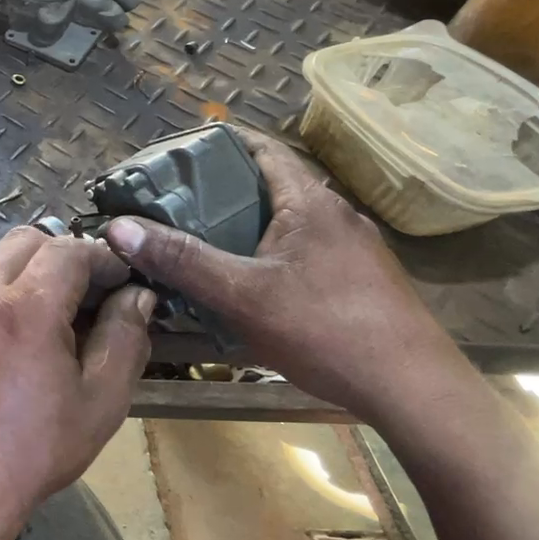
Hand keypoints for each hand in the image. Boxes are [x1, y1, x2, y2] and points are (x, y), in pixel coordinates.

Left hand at [0, 228, 153, 534]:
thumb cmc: (36, 446)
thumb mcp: (100, 400)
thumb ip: (124, 338)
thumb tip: (138, 296)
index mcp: (23, 306)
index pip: (69, 250)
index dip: (103, 258)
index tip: (125, 279)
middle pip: (29, 240)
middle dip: (66, 255)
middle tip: (93, 293)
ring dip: (32, 271)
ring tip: (59, 315)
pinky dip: (4, 290)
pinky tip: (20, 332)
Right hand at [102, 128, 467, 421]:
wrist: (421, 398)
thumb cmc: (330, 332)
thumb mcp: (242, 296)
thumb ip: (181, 259)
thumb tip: (117, 227)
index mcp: (310, 203)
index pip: (260, 148)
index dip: (215, 142)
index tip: (171, 153)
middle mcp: (335, 216)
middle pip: (268, 183)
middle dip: (216, 186)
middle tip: (167, 199)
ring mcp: (353, 251)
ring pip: (284, 219)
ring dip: (241, 221)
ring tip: (193, 237)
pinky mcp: (359, 282)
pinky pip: (300, 248)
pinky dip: (264, 249)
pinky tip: (242, 279)